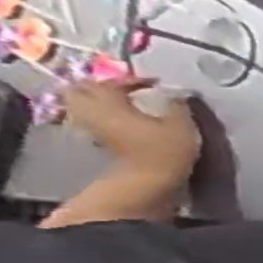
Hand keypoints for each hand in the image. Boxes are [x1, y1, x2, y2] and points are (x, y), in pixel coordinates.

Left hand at [64, 78, 201, 179]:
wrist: (147, 183)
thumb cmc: (165, 150)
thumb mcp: (181, 125)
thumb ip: (177, 105)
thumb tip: (175, 93)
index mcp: (111, 103)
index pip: (109, 81)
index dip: (130, 79)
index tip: (153, 84)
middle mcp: (94, 112)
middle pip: (80, 91)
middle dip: (99, 86)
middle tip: (125, 88)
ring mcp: (92, 128)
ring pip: (81, 105)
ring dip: (97, 100)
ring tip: (121, 102)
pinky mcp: (98, 141)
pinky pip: (90, 119)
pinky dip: (100, 115)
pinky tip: (119, 118)